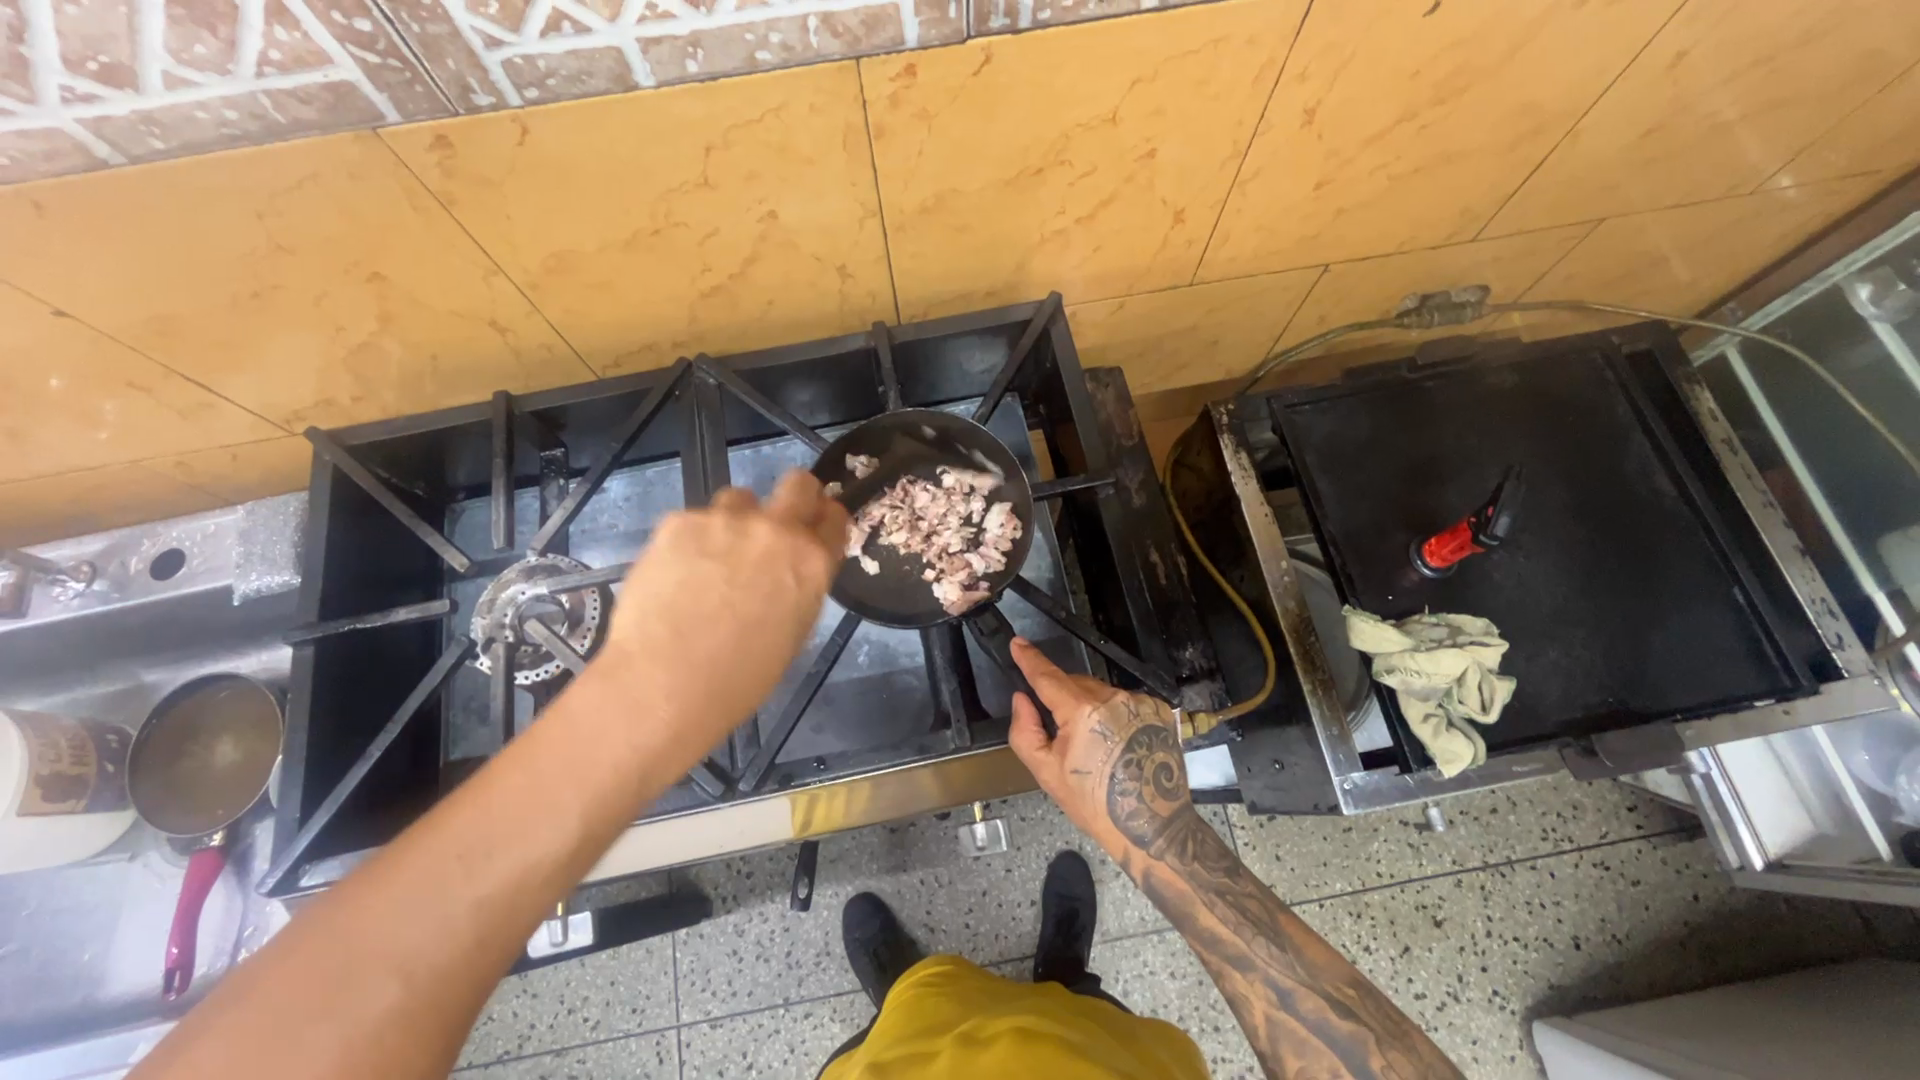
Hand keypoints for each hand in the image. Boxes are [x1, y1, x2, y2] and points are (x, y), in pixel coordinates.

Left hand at [594, 469, 848, 757]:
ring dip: (734, 522)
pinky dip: (689, 541)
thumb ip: (800, 585)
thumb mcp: (794, 631)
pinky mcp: (679, 521)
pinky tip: (675, 576)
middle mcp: (777, 530)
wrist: (665, 683)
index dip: (822, 520)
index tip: (811, 529)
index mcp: (813, 563)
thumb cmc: (739, 678)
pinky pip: (693, 520)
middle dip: (793, 497)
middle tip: (771, 527)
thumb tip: (789, 570)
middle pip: (798, 483)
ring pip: (739, 499)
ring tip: (710, 561)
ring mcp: (726, 521)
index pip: (833, 516)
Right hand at [1006, 639, 1193, 860]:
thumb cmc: (1094, 803)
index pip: (1048, 676)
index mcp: (1083, 712)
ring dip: (1088, 707)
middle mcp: (1113, 698)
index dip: (1029, 658)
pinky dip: (1112, 715)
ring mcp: (1139, 702)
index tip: (1017, 643)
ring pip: (1100, 693)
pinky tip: (1116, 745)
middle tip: (1059, 734)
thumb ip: (1025, 731)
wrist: (1151, 825)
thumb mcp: (1047, 773)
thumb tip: (1022, 698)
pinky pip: (1122, 702)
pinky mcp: (1157, 710)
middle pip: (1075, 684)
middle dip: (1061, 698)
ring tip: (1093, 748)